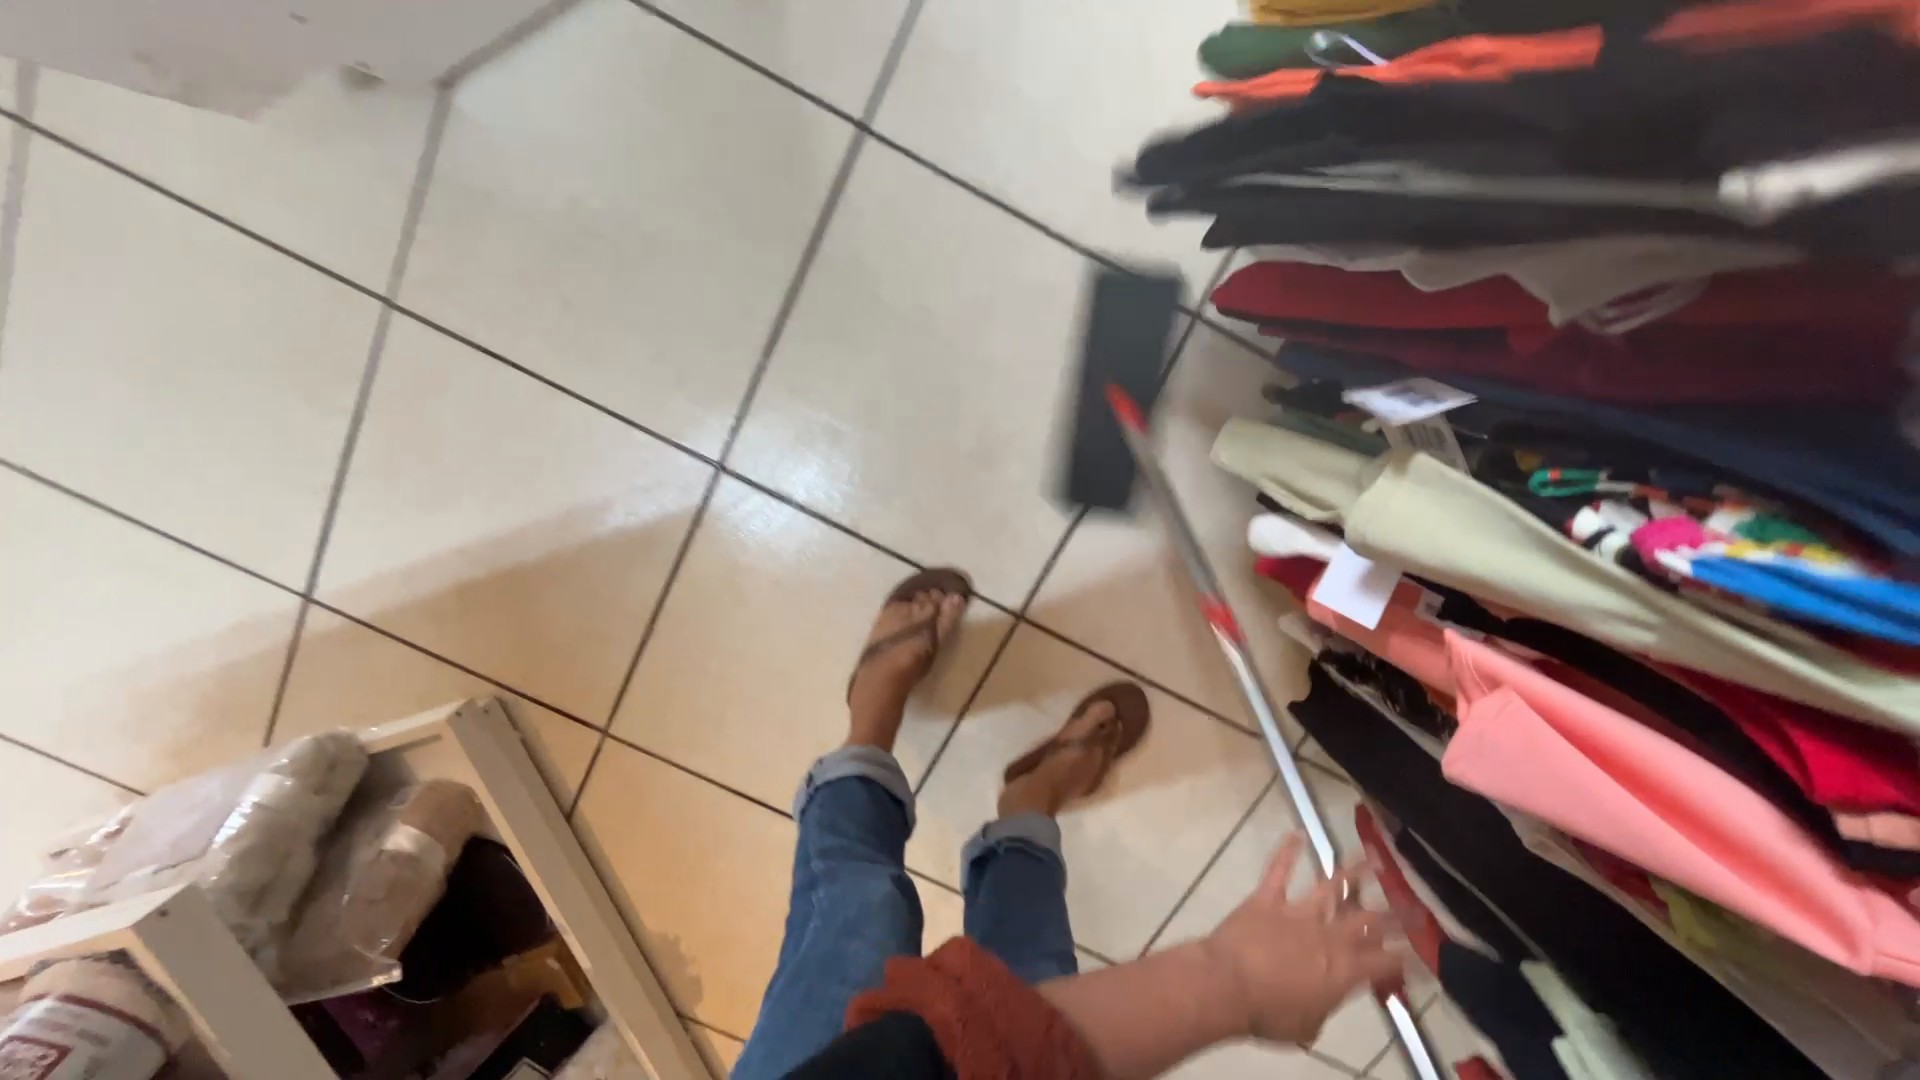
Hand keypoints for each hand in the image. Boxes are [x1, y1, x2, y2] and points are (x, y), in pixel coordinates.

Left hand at [1201, 834, 1404, 1045]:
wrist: (1226, 986)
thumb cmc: (1268, 1015)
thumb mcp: (1308, 1027)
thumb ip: (1323, 1008)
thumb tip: (1323, 1001)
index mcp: (1343, 971)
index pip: (1385, 963)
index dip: (1407, 958)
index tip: (1424, 952)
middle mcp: (1327, 937)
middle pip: (1366, 921)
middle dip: (1392, 913)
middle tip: (1412, 904)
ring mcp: (1297, 913)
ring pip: (1331, 887)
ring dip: (1351, 871)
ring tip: (1371, 856)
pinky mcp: (1267, 898)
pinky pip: (1278, 869)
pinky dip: (1287, 850)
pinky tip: (1296, 833)